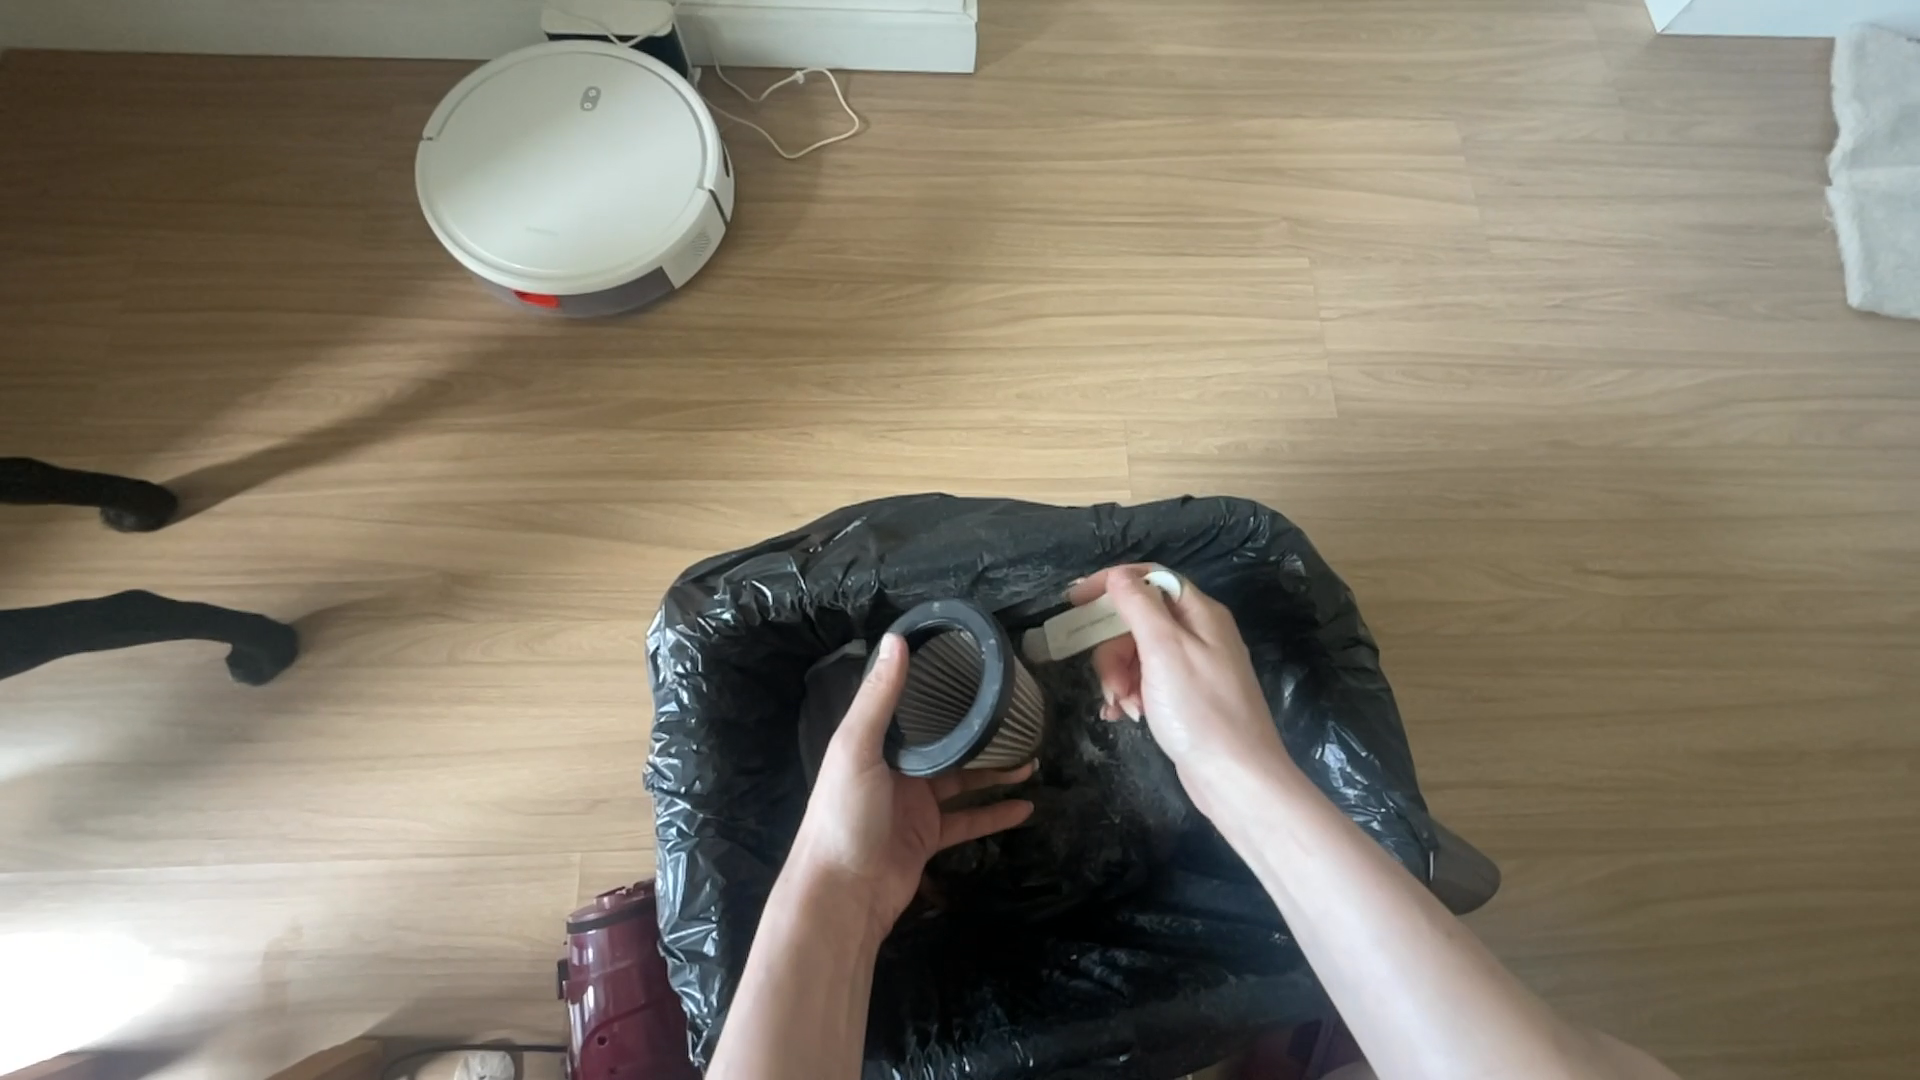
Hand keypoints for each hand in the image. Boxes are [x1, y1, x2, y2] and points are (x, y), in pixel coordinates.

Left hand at [788, 633, 1035, 932]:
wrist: (842, 894)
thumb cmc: (844, 814)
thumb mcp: (857, 747)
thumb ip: (879, 697)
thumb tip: (896, 639)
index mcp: (876, 741)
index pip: (911, 705)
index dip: (939, 689)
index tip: (974, 671)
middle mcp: (896, 767)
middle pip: (944, 742)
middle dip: (977, 732)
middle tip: (1016, 718)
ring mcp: (914, 804)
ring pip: (963, 780)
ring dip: (994, 771)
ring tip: (1031, 760)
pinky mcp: (928, 836)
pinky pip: (968, 820)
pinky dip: (995, 814)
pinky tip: (1025, 807)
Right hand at [1072, 565, 1290, 784]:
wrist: (1235, 778)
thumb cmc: (1200, 710)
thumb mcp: (1164, 649)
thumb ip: (1139, 605)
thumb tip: (1118, 575)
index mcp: (1199, 613)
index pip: (1149, 578)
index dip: (1110, 584)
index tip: (1074, 601)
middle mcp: (1198, 633)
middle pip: (1138, 619)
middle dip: (1113, 648)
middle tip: (1111, 682)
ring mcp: (1192, 666)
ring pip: (1137, 652)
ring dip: (1119, 676)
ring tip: (1121, 705)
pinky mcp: (1185, 695)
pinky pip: (1146, 680)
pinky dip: (1130, 693)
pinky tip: (1124, 715)